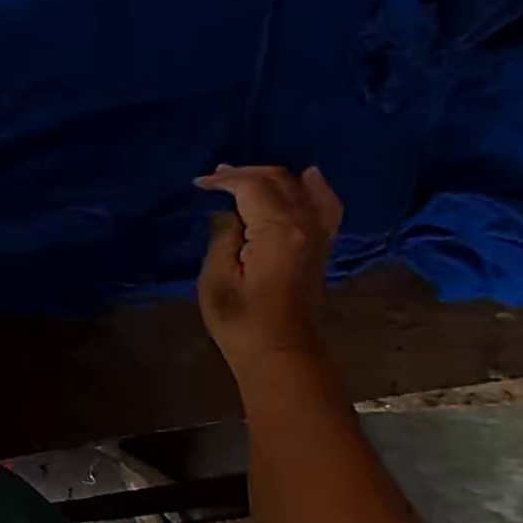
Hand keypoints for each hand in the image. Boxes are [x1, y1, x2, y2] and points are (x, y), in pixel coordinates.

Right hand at [194, 164, 343, 378]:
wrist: (279, 349)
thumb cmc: (240, 319)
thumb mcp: (216, 279)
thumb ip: (223, 238)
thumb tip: (229, 216)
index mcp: (277, 231)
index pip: (252, 187)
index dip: (225, 179)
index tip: (199, 182)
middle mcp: (305, 225)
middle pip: (279, 181)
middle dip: (245, 173)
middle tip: (214, 177)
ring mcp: (319, 234)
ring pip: (300, 187)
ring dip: (271, 176)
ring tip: (245, 175)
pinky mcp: (320, 245)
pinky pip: (323, 203)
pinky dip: (313, 186)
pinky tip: (308, 176)